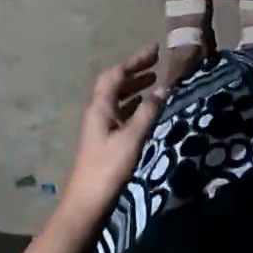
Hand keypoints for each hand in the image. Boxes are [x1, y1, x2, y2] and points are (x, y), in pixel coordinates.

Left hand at [62, 45, 163, 221]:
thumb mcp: (132, 138)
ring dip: (135, 86)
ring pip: (118, 97)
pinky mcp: (106, 138)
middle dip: (135, 70)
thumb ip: (148, 111)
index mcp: (100, 106)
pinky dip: (134, 103)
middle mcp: (98, 111)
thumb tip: (163, 88)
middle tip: (157, 61)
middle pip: (115, 82)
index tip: (155, 51)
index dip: (135, 61)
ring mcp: (100, 125)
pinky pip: (121, 111)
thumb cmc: (108, 167)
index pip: (117, 74)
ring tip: (154, 80)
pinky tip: (146, 106)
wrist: (88, 201)